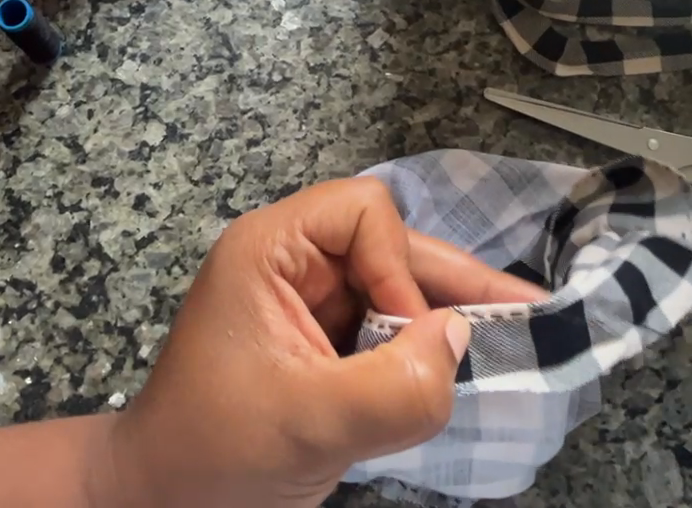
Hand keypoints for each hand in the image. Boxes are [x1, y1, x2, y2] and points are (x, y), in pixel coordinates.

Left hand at [97, 176, 548, 507]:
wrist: (165, 498)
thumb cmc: (216, 453)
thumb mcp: (306, 425)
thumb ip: (391, 387)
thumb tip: (460, 339)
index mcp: (270, 249)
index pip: (360, 213)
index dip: (398, 265)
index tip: (412, 335)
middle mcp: (291, 260)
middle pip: (385, 245)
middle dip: (446, 283)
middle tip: (527, 311)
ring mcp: (305, 298)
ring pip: (391, 284)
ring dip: (443, 313)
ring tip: (514, 332)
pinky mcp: (319, 337)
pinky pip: (382, 323)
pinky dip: (422, 343)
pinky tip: (465, 359)